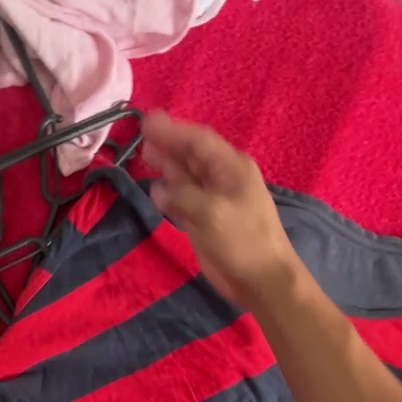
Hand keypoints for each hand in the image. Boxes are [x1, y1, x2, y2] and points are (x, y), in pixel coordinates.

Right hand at [143, 110, 302, 310]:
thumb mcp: (210, 213)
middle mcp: (223, 179)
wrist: (261, 280)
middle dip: (168, 143)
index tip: (146, 121)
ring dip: (167, 165)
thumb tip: (157, 189)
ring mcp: (215, 201)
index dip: (173, 130)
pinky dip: (171, 192)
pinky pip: (186, 199)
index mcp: (231, 168)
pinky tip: (156, 189)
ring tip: (143, 153)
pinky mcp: (207, 222)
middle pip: (192, 155)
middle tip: (140, 134)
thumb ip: (181, 196)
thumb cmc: (242, 242)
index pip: (198, 141)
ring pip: (188, 176)